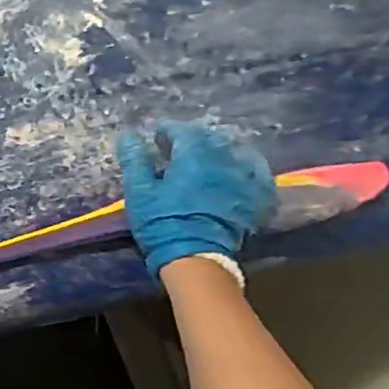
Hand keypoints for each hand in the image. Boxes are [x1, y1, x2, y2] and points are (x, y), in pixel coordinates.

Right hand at [117, 121, 276, 276]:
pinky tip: (241, 169)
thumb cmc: (162, 222)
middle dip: (192, 139)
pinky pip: (258, 174)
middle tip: (178, 148)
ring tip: (207, 158)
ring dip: (218, 150)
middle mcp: (222, 159)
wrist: (194, 258)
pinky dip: (249, 167)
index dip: (167, 130)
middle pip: (209, 138)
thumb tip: (129, 134)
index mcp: (193, 154)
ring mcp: (243, 178)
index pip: (181, 130)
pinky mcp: (257, 198)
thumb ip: (135, 159)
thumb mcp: (140, 191)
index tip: (157, 136)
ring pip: (234, 151)